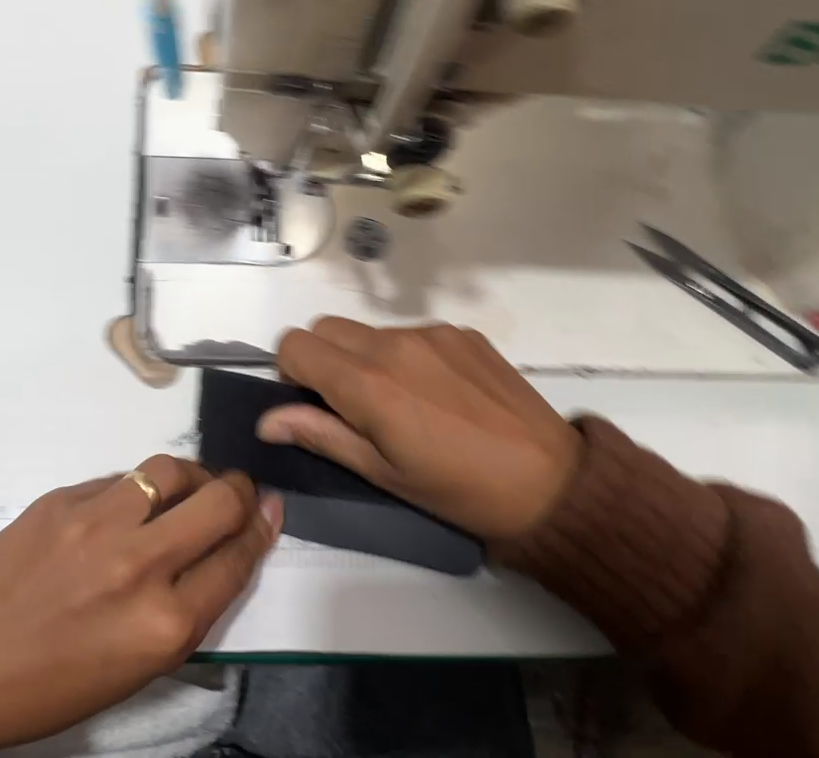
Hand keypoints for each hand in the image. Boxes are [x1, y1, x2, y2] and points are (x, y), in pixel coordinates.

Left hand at [0, 455, 282, 757]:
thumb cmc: (59, 683)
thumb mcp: (142, 666)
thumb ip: (192, 606)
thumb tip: (231, 548)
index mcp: (165, 624)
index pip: (238, 557)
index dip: (262, 529)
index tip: (269, 511)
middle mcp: (139, 565)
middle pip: (219, 501)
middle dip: (240, 492)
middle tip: (237, 495)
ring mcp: (97, 523)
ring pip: (172, 469)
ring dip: (194, 476)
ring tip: (191, 489)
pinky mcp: (61, 499)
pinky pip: (122, 478)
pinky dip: (140, 488)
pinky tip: (132, 506)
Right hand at [262, 317, 581, 543]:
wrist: (552, 482)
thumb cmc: (458, 490)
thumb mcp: (383, 473)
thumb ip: (321, 435)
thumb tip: (267, 420)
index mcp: (368, 383)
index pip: (294, 344)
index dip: (291, 373)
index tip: (315, 404)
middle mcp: (393, 343)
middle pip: (325, 328)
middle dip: (322, 360)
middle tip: (352, 406)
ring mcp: (432, 333)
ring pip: (368, 330)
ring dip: (365, 357)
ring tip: (404, 404)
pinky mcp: (463, 332)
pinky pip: (411, 332)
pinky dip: (405, 355)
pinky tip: (438, 394)